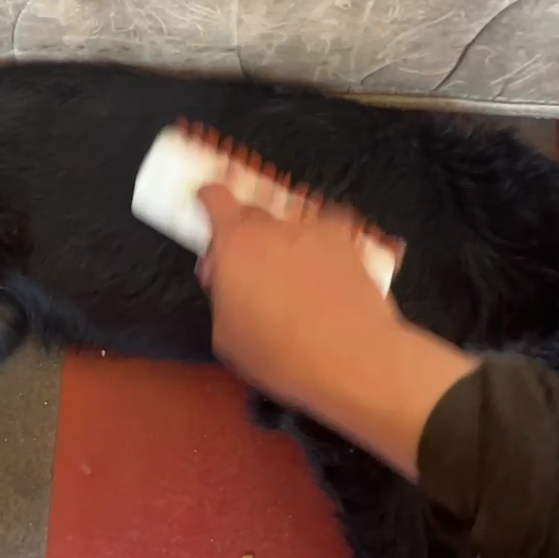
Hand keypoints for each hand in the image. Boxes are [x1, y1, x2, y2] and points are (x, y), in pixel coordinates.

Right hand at [195, 183, 403, 408]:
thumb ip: (220, 294)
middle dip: (244, 235)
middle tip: (246, 268)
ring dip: (283, 243)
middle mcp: (274, 228)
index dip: (209, 199)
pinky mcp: (348, 244)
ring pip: (290, 225)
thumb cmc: (281, 354)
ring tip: (290, 278)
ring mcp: (314, 231)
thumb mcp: (225, 334)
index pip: (216, 198)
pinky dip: (321, 246)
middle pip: (252, 213)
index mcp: (235, 242)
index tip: (208, 204)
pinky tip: (324, 273)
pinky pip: (327, 233)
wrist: (350, 359)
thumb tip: (224, 283)